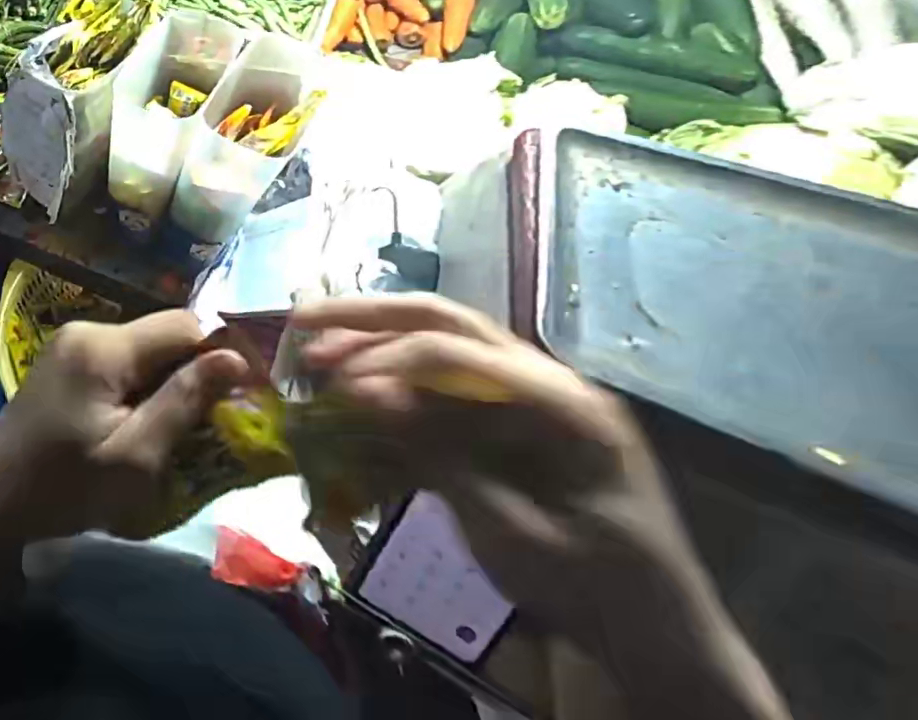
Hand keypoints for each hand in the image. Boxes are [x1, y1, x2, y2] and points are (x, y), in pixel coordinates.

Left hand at [0, 312, 248, 539]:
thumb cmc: (64, 485)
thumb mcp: (134, 455)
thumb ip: (185, 402)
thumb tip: (237, 358)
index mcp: (104, 346)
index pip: (184, 325)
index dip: (221, 354)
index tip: (248, 396)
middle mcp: (88, 330)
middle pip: (164, 336)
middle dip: (196, 373)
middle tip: (219, 423)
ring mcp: (73, 344)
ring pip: (145, 352)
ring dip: (170, 384)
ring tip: (185, 430)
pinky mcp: (67, 363)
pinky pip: (121, 364)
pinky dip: (143, 389)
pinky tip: (147, 425)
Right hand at [290, 297, 725, 653]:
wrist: (650, 635)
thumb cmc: (590, 587)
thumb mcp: (511, 530)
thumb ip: (438, 453)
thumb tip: (363, 394)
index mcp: (561, 401)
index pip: (455, 351)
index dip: (385, 361)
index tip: (334, 387)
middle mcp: (539, 378)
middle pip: (440, 320)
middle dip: (365, 316)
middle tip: (302, 322)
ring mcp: (517, 392)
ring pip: (431, 337)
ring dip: (368, 338)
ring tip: (312, 349)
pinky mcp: (495, 414)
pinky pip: (431, 377)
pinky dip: (383, 373)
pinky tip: (345, 382)